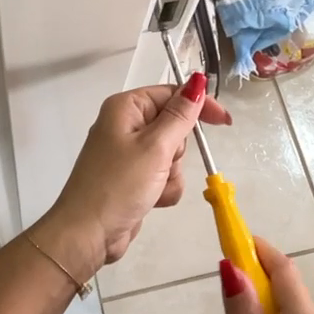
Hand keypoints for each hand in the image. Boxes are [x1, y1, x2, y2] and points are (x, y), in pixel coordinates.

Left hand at [28, 74, 230, 281]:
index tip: (224, 121)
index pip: (171, 94)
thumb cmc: (119, 184)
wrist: (88, 233)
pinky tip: (152, 200)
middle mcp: (126, 125)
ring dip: (171, 174)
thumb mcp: (155, 147)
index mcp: (126, 108)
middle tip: (163, 162)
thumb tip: (197, 80)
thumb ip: (180, 116)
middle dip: (177, 150)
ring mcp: (129, 154)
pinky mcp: (134, 178)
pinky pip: (164, 176)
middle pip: (173, 126)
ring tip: (153, 186)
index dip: (198, 105)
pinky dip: (164, 188)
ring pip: (172, 155)